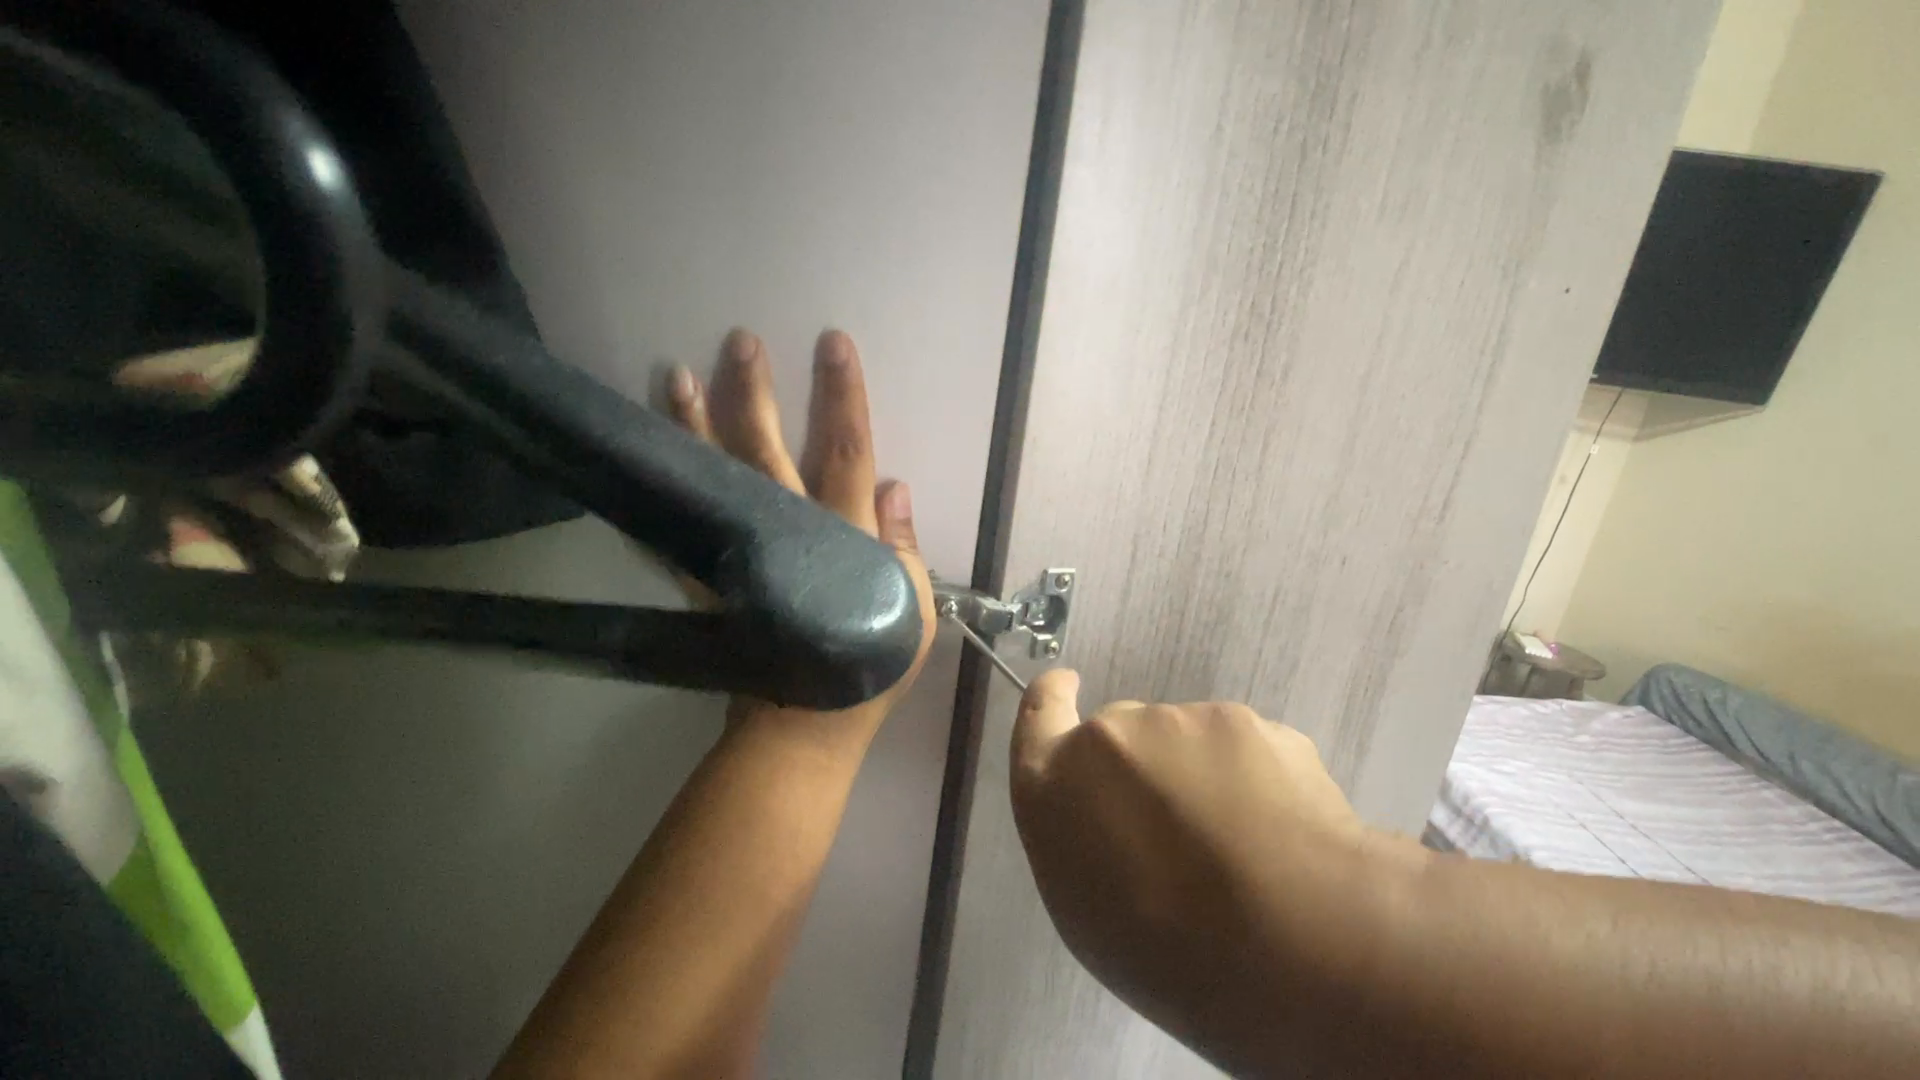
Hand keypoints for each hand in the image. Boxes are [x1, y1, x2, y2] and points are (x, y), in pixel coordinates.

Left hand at [665, 329, 935, 748]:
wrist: (805, 722)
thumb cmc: (871, 663)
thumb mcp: (912, 608)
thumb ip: (903, 546)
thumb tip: (894, 484)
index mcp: (846, 532)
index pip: (846, 450)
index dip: (843, 396)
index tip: (833, 343)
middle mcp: (789, 529)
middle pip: (767, 448)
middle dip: (754, 392)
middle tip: (739, 341)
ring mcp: (742, 552)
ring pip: (714, 477)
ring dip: (694, 424)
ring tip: (673, 375)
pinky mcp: (708, 579)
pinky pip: (677, 531)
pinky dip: (660, 495)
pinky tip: (645, 460)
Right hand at [1008, 670, 1412, 1068]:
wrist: (1288, 942)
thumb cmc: (1164, 952)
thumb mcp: (1086, 910)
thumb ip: (1081, 836)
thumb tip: (1110, 817)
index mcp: (1054, 781)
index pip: (1039, 712)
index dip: (1053, 695)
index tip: (1067, 686)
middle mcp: (1111, 735)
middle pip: (1121, 735)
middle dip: (1141, 769)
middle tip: (1179, 837)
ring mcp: (1183, 720)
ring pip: (1187, 742)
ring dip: (1202, 778)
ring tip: (1241, 850)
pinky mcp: (1250, 724)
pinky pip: (1242, 749)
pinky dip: (1255, 781)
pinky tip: (1280, 836)